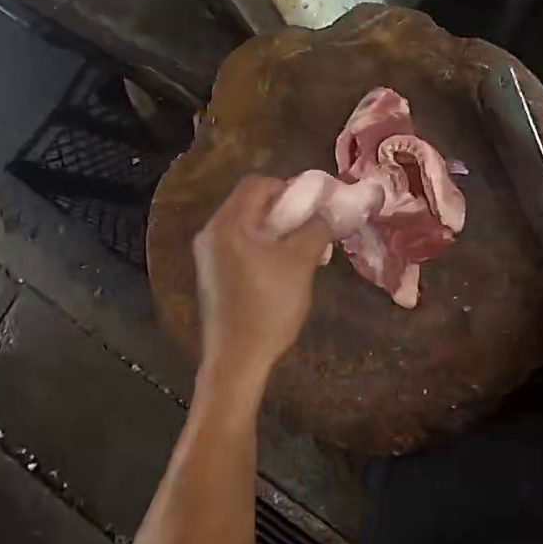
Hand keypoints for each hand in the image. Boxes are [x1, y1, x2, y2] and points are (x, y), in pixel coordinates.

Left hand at [193, 175, 334, 393]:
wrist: (237, 360)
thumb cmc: (268, 307)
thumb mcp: (300, 263)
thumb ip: (318, 227)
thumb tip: (334, 206)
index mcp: (228, 224)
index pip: (257, 183)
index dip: (289, 187)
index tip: (314, 204)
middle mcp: (211, 232)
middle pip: (249, 202)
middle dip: (284, 208)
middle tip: (311, 224)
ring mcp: (208, 254)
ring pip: (246, 224)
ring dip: (275, 228)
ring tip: (303, 247)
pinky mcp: (212, 274)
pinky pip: (239, 244)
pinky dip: (262, 244)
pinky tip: (283, 266)